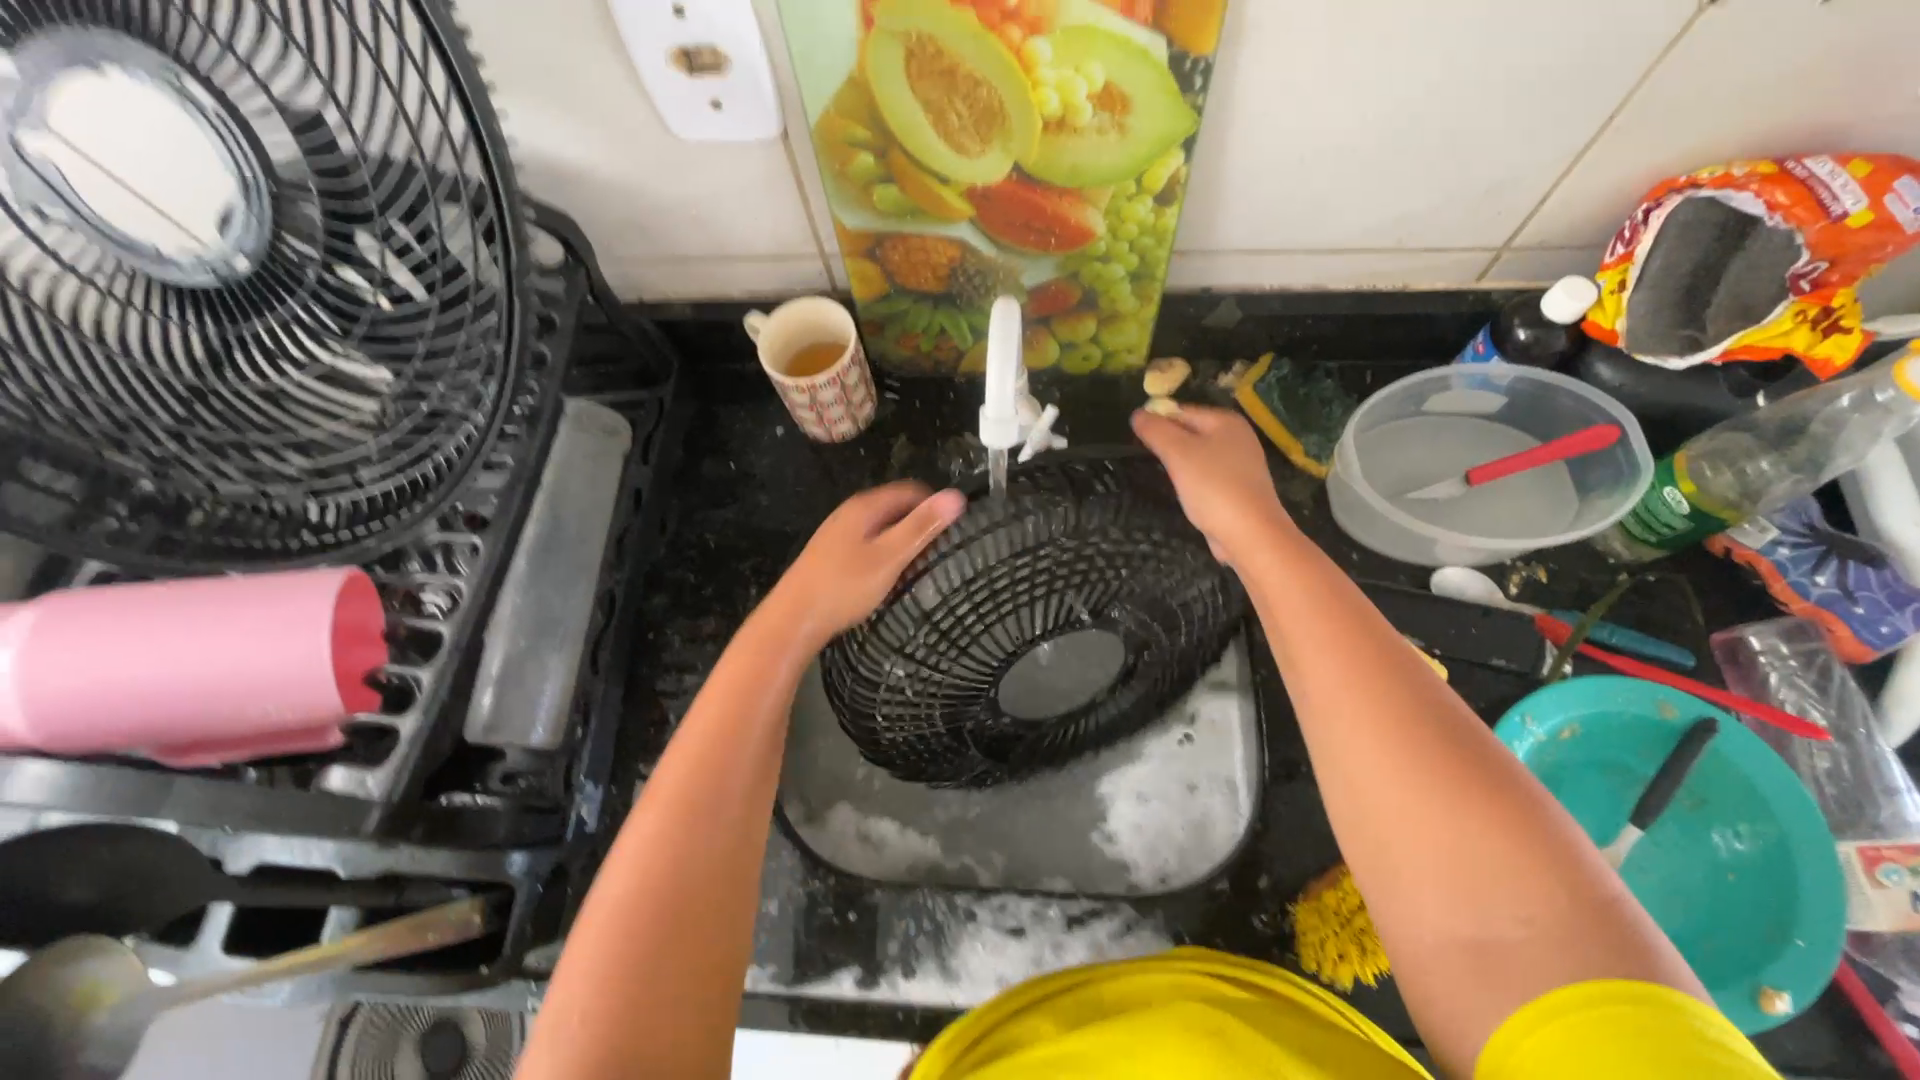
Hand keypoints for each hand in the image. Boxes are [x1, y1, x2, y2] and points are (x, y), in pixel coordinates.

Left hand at [768, 481, 966, 647]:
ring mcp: (838, 535)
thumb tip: (956, 496)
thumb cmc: (844, 586)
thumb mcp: (890, 556)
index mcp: (865, 506)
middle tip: (940, 554)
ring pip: (882, 530)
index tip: (954, 532)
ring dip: (902, 544)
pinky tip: (889, 579)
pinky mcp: (833, 556)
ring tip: (919, 569)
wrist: (794, 619)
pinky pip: (870, 546)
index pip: (911, 490)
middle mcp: (850, 513)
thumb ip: (921, 527)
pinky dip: (885, 557)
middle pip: (896, 509)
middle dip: (919, 526)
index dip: (935, 507)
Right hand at [1131, 405, 1292, 563]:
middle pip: (1190, 432)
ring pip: (1198, 456)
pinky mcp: (1239, 488)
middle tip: (1148, 460)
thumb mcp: (1178, 453)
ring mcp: (1241, 464)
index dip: (1156, 423)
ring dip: (1179, 465)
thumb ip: (1155, 430)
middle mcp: (1237, 437)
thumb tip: (1137, 413)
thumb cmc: (1212, 487)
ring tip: (1167, 479)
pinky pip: (1208, 476)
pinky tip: (1187, 494)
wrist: (1250, 533)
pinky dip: (1194, 482)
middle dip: (1168, 445)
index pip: (1180, 411)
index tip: (1136, 441)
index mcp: (1226, 420)